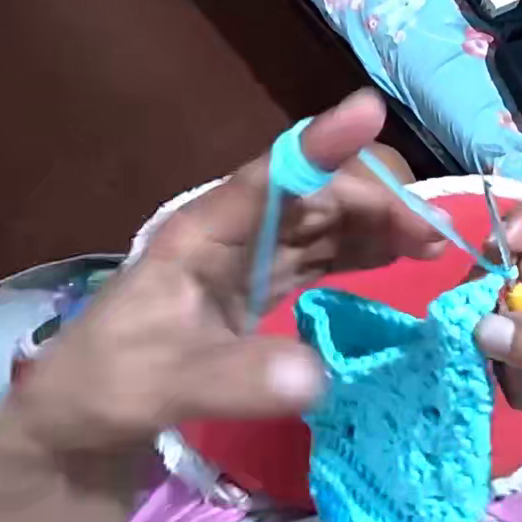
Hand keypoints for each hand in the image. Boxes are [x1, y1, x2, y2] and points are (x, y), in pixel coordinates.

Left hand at [0, 90, 444, 469]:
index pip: (271, 174)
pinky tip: (401, 254)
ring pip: (332, 213)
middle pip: (319, 186)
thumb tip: (315, 380)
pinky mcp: (271, 275)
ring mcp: (258, 250)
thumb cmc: (110, 384)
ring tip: (432, 244)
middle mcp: (240, 226)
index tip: (371, 111)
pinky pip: (330, 248)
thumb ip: (233, 380)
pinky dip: (369, 246)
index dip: (321, 142)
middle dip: (379, 197)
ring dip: (384, 219)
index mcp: (206, 229)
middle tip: (430, 236)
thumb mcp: (160, 386)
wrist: (89, 410)